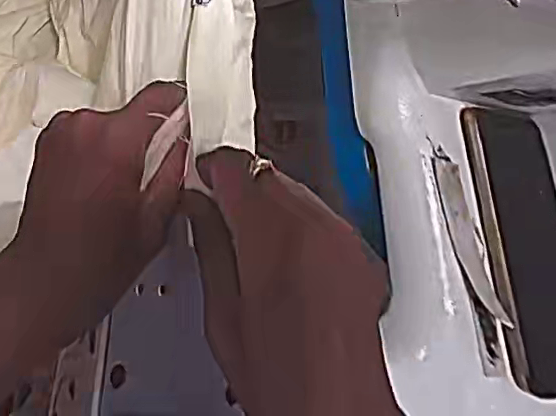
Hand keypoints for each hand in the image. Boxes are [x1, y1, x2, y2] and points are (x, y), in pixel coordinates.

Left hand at [0, 81, 188, 400]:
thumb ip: (176, 168)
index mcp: (115, 140)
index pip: (160, 95)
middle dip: (149, 134)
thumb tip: (185, 140)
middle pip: (135, 110)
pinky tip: (99, 183)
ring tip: (119, 185)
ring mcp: (62, 130)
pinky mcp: (49, 139)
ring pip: (112, 120)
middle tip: (153, 172)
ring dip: (121, 141)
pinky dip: (97, 146)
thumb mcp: (155, 222)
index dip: (180, 105)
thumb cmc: (91, 266)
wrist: (40, 285)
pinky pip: (88, 129)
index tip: (187, 119)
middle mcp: (85, 125)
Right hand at [183, 148, 401, 415]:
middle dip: (239, 182)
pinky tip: (284, 253)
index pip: (235, 166)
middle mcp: (311, 223)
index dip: (211, 166)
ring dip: (268, 199)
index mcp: (270, 233)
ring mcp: (339, 232)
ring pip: (293, 187)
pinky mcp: (357, 246)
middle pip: (265, 172)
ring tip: (251, 236)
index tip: (201, 173)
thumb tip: (198, 208)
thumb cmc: (287, 382)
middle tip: (218, 204)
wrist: (343, 413)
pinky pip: (318, 211)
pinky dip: (297, 218)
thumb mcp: (224, 317)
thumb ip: (209, 247)